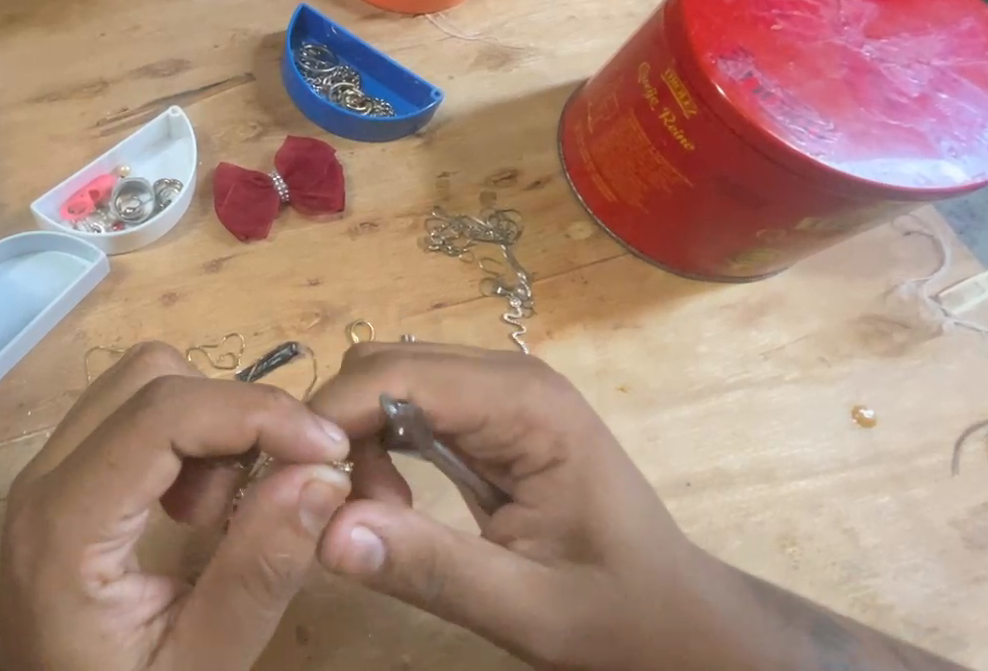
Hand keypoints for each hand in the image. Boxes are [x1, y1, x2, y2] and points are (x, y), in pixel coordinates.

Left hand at [0, 341, 351, 670]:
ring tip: (216, 514)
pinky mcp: (61, 474)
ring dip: (204, 426)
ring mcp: (45, 469)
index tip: (326, 447)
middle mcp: (42, 476)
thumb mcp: (201, 667)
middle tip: (268, 488)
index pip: (160, 413)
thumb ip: (257, 573)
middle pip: (147, 377)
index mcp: (64, 524)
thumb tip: (322, 475)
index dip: (253, 412)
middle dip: (227, 416)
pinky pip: (129, 412)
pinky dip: (182, 436)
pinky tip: (190, 509)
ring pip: (139, 383)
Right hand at [308, 343, 728, 670]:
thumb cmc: (622, 617)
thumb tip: (325, 534)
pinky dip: (377, 442)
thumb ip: (430, 569)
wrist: (684, 621)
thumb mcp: (530, 612)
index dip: (335, 417)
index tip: (303, 485)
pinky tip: (392, 496)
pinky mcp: (482, 407)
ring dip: (357, 437)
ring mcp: (493, 385)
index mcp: (523, 402)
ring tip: (376, 511)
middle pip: (381, 366)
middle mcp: (503, 373)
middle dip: (342, 429)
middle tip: (346, 510)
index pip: (395, 375)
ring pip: (383, 378)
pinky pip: (402, 401)